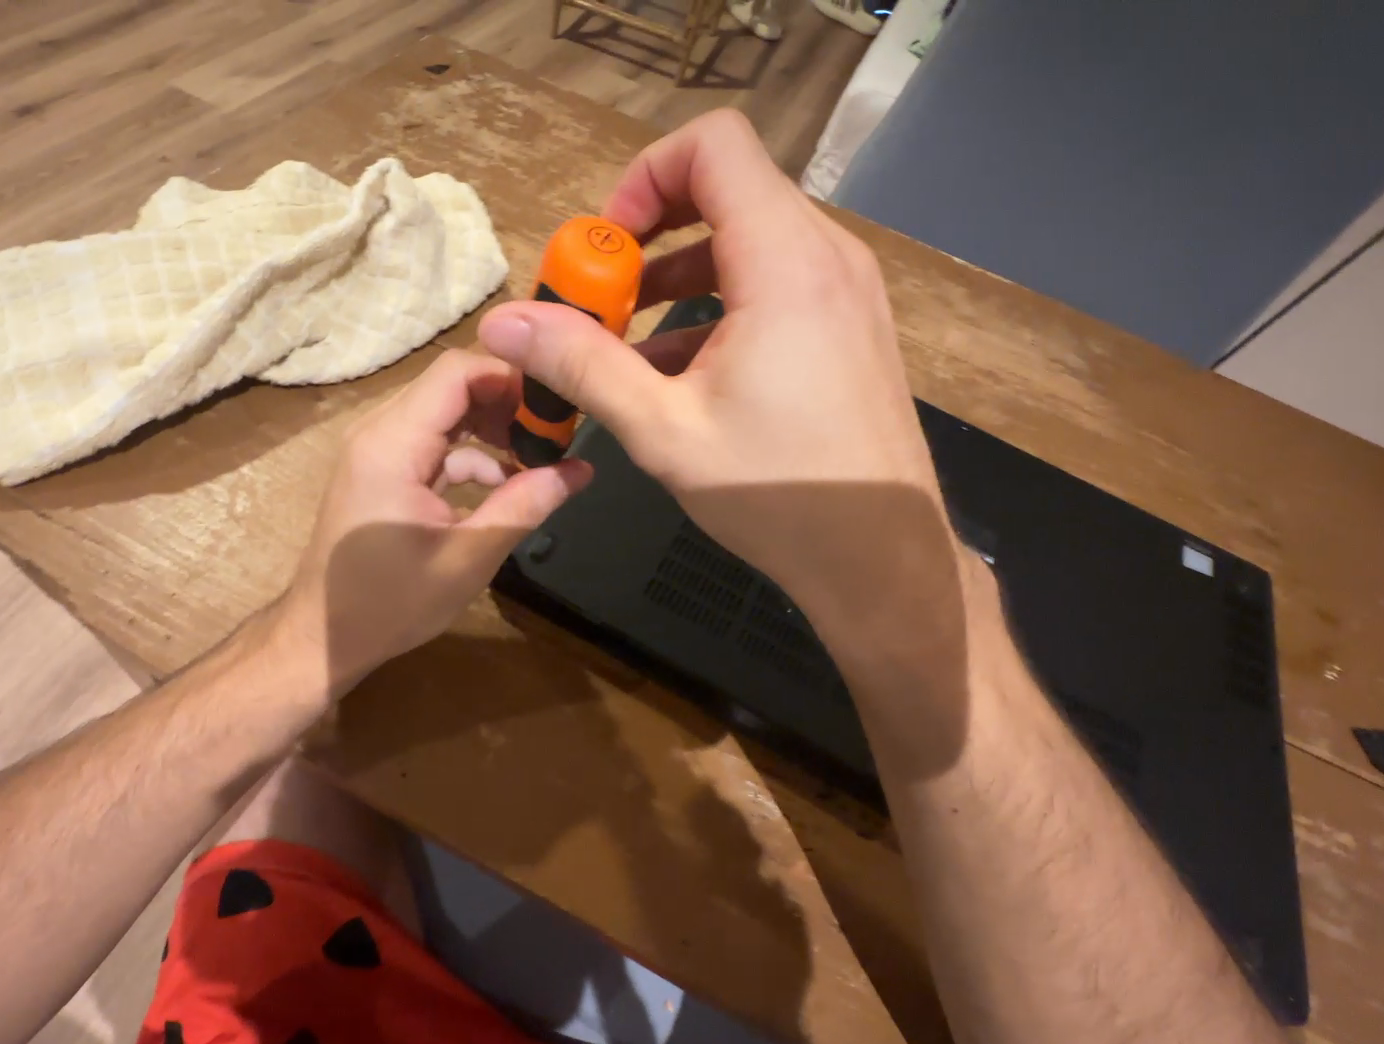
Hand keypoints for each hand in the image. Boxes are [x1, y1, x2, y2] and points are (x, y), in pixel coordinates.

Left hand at [276, 350, 591, 695]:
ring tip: (540, 457)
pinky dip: (471, 456)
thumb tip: (582, 469)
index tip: (559, 402)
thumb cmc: (391, 602)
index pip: (457, 372)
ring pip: (445, 414)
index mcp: (393, 443)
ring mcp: (377, 450)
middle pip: (452, 387)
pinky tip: (504, 484)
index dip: (511, 377)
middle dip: (508, 403)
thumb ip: (525, 505)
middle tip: (559, 430)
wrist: (324, 638)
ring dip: (492, 430)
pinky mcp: (382, 471)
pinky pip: (434, 444)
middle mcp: (380, 432)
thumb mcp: (469, 557)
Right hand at [476, 109, 944, 609]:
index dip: (645, 177)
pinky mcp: (847, 327)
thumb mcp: (662, 430)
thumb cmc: (777, 494)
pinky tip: (674, 371)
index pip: (713, 145)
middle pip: (727, 189)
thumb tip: (502, 323)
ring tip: (624, 342)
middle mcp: (825, 257)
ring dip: (678, 276)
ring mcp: (844, 292)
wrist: (881, 557)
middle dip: (649, 235)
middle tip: (602, 299)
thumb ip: (581, 364)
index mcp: (784, 262)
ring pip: (748, 241)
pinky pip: (773, 286)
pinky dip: (717, 307)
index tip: (606, 248)